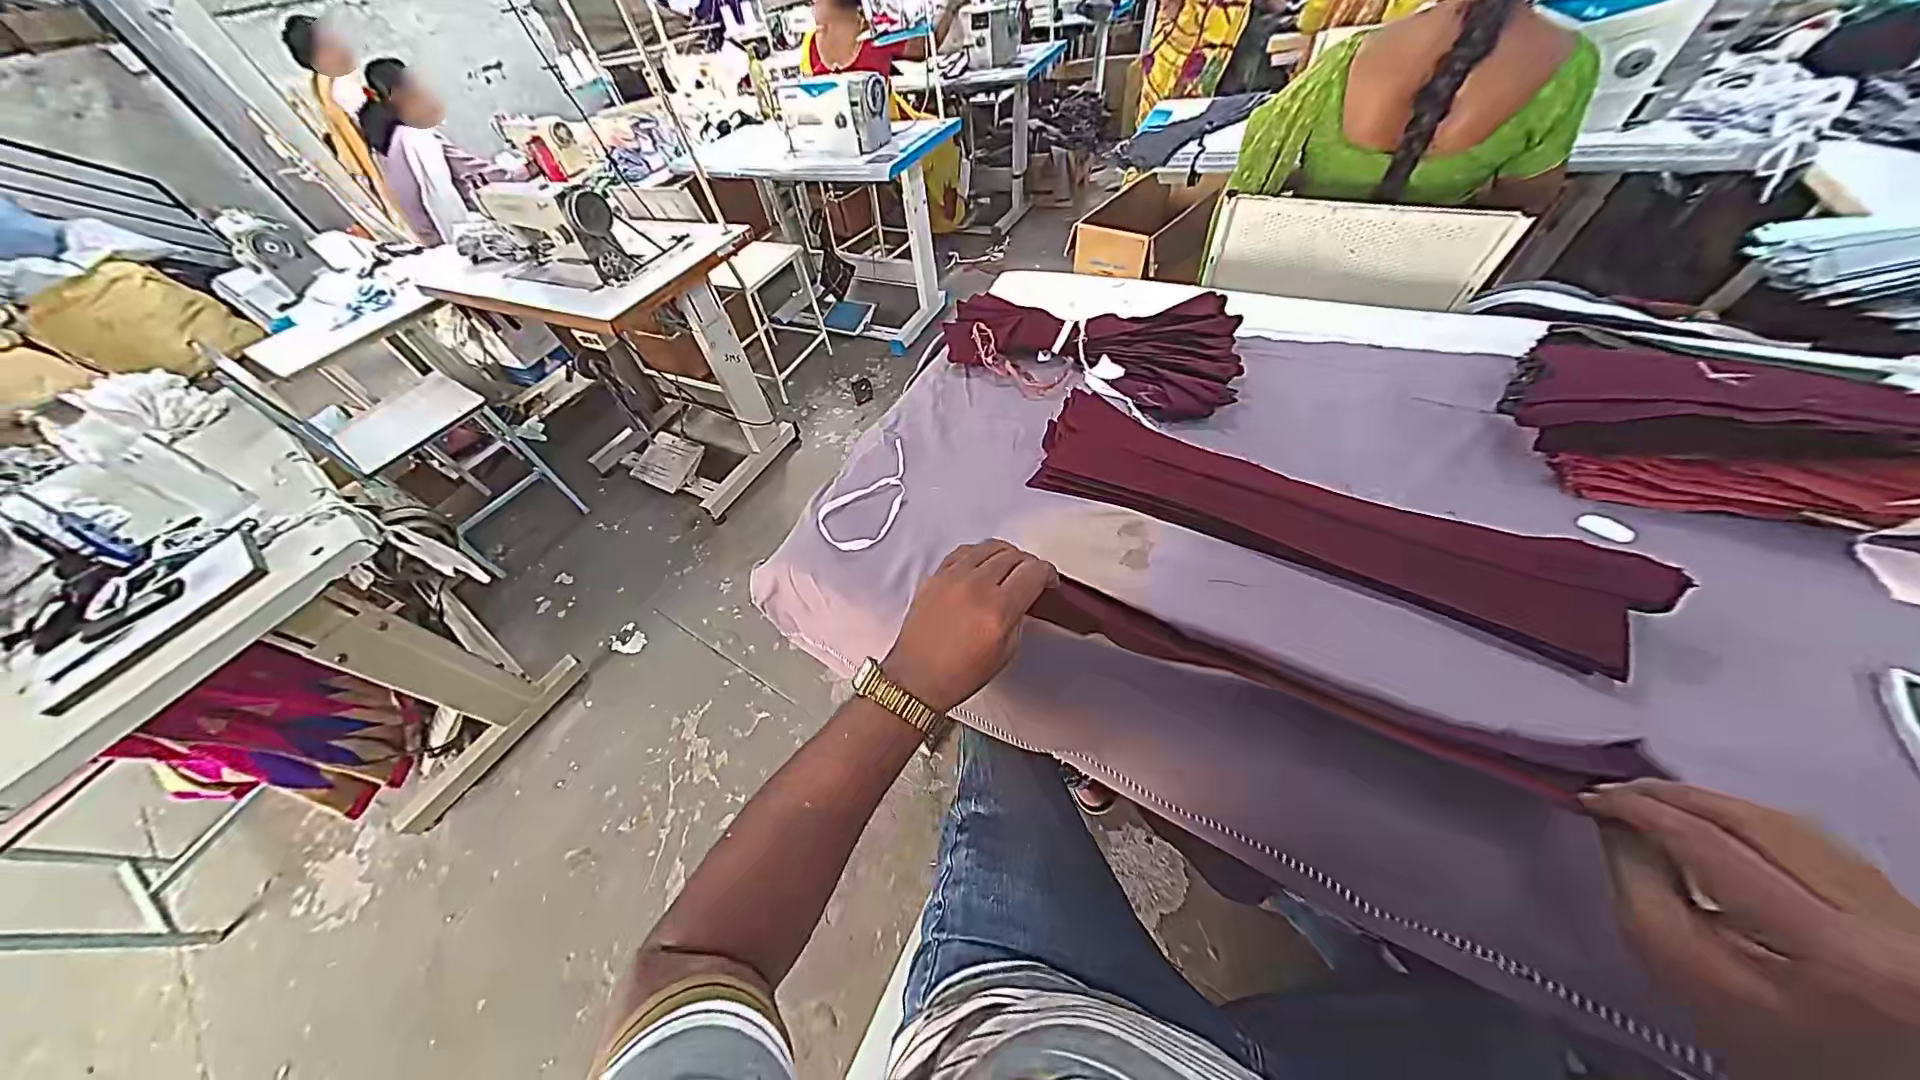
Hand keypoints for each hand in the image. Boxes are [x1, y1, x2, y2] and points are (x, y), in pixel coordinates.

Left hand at [882, 540, 1055, 712]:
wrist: (917, 678)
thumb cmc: (956, 673)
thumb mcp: (1006, 651)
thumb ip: (1019, 617)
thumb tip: (1025, 596)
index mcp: (997, 610)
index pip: (1033, 571)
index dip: (1048, 573)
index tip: (1048, 579)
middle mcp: (974, 588)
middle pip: (1013, 555)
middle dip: (1029, 564)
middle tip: (1031, 575)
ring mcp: (952, 579)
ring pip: (989, 547)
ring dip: (1005, 554)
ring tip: (1009, 566)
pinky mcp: (935, 577)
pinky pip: (963, 551)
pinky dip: (978, 554)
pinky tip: (982, 563)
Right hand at [1584, 779, 1919, 1079]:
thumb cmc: (1773, 1052)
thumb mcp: (1691, 979)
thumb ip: (1644, 894)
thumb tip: (1621, 829)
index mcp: (1838, 956)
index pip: (1708, 845)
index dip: (1637, 809)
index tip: (1595, 798)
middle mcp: (1892, 933)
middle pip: (1756, 823)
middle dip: (1671, 797)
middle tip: (1617, 791)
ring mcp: (1910, 922)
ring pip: (1791, 825)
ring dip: (1711, 804)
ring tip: (1658, 802)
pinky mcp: (1911, 916)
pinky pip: (1819, 844)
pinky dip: (1755, 824)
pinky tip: (1719, 826)